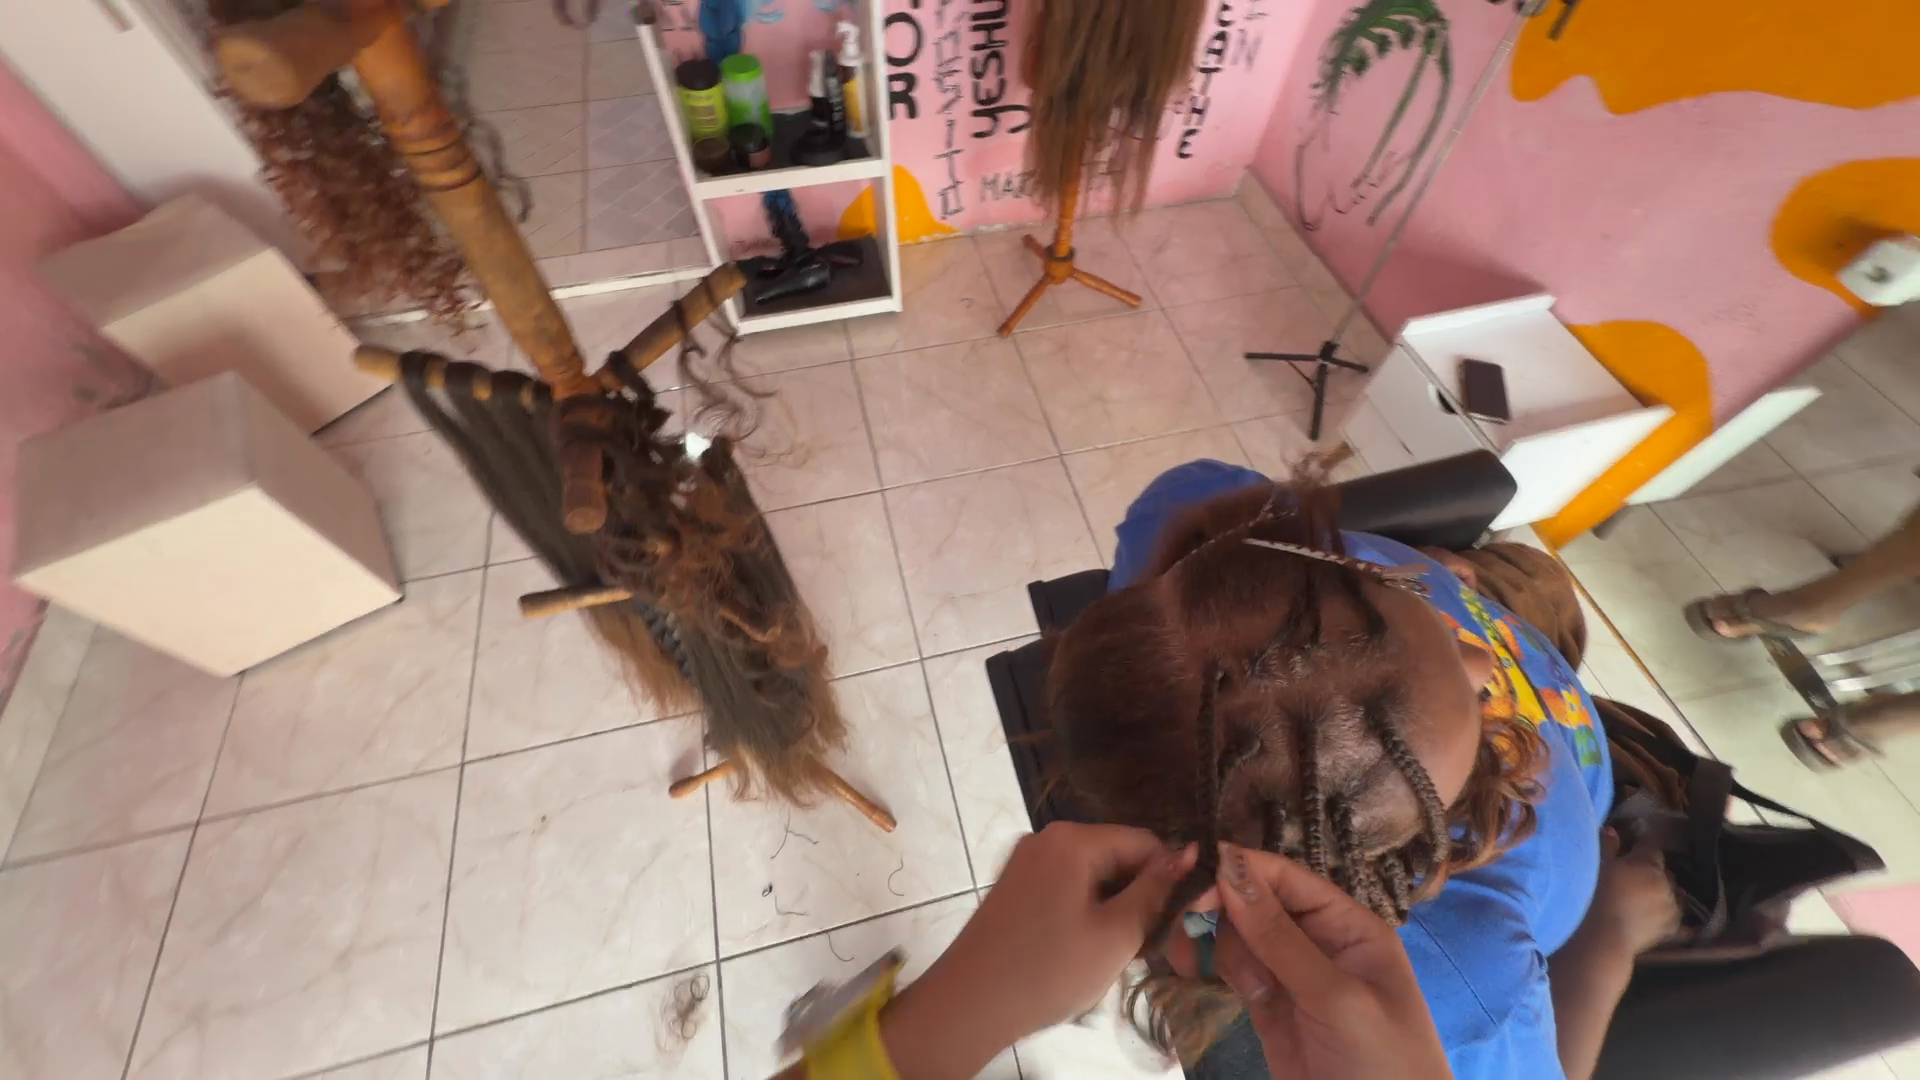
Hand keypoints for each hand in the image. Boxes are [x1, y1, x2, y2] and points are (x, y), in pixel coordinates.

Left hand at [880, 823, 1196, 1078]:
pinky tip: (1084, 946)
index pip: (1143, 841)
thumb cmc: (1048, 969)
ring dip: (1113, 906)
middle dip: (1137, 894)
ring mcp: (1027, 856)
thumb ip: (1155, 891)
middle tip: (1147, 945)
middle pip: (1116, 855)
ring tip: (1116, 951)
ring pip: (1092, 872)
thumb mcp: (1115, 934)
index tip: (1179, 921)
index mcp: (1073, 838)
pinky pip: (1066, 882)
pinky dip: (1085, 907)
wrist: (971, 1001)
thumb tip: (1191, 852)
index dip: (1170, 878)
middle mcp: (1048, 835)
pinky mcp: (1016, 880)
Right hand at [1210, 844, 1449, 1079]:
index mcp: (1347, 925)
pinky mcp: (1267, 1001)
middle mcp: (1317, 939)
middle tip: (1180, 920)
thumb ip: (1278, 933)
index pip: (1284, 877)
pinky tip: (1191, 968)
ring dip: (1212, 940)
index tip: (1193, 873)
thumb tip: (1227, 864)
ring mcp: (1290, 972)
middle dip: (1217, 906)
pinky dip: (1210, 962)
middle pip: (1253, 899)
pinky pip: (1232, 964)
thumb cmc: (1381, 1067)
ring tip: (1203, 967)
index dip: (1239, 868)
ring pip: (1236, 931)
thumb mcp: (1333, 998)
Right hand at [1579, 827, 1679, 955]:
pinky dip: (1675, 915)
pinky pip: (1683, 920)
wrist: (1607, 933)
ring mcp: (1674, 909)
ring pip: (1676, 894)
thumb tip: (1612, 829)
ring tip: (1650, 893)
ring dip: (1666, 890)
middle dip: (1655, 869)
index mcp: (1648, 865)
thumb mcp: (1597, 865)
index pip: (1652, 846)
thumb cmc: (1597, 892)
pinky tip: (1671, 916)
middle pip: (1665, 871)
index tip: (1639, 837)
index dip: (1646, 841)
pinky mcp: (1675, 930)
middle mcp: (1668, 884)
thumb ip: (1606, 846)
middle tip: (1637, 869)